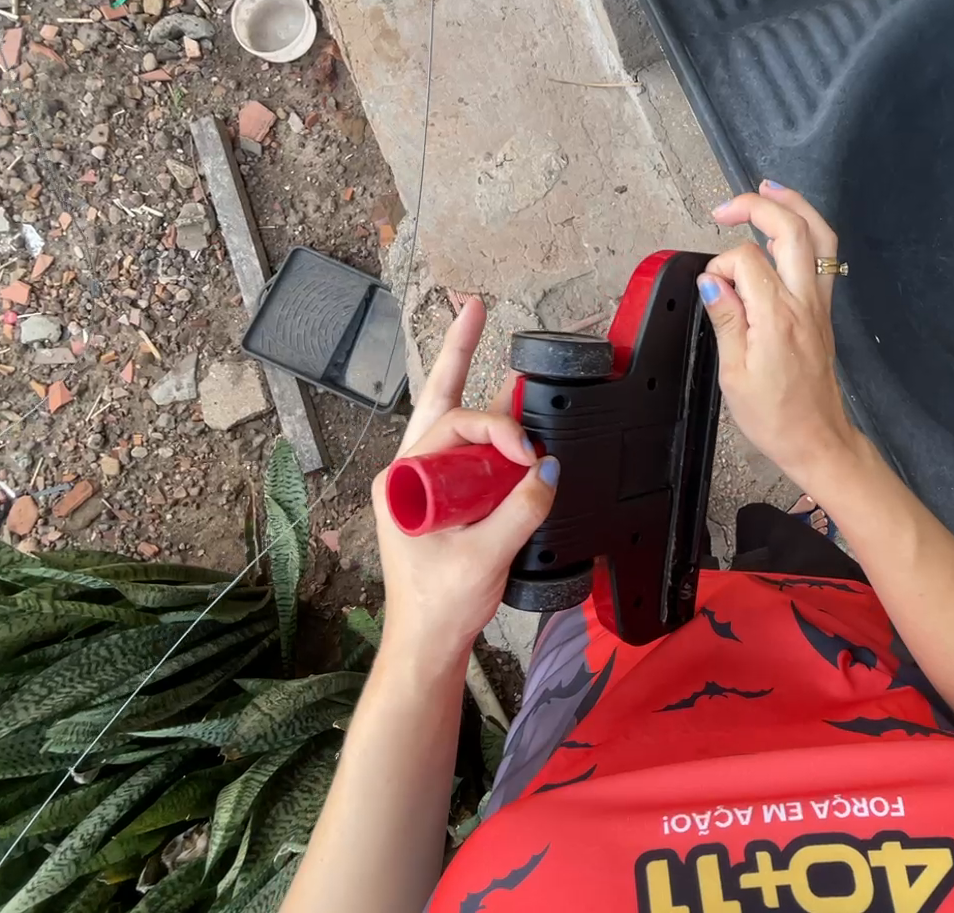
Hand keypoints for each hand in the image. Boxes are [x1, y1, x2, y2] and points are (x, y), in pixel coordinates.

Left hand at [369, 298, 558, 663]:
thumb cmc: (439, 605)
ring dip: (473, 378)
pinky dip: (497, 424)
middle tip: (474, 310)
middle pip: (442, 400)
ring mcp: (432, 482)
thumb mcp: (483, 557)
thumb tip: (550, 470)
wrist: (430, 642)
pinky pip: (477, 450)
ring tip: (478, 329)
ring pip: (456, 417)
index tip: (531, 456)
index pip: (452, 425)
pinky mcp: (453, 496)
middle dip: (458, 352)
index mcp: (403, 481)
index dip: (498, 429)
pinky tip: (513, 402)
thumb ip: (520, 512)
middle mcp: (413, 472)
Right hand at [702, 180, 862, 488]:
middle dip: (756, 206)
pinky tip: (786, 230)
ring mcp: (818, 304)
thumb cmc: (774, 417)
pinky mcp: (823, 312)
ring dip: (794, 205)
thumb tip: (712, 280)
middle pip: (791, 229)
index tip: (710, 286)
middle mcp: (804, 303)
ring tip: (766, 190)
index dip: (721, 262)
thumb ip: (725, 320)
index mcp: (777, 318)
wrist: (816, 439)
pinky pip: (824, 257)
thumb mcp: (734, 375)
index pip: (747, 260)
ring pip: (818, 236)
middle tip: (724, 207)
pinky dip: (806, 231)